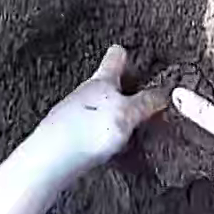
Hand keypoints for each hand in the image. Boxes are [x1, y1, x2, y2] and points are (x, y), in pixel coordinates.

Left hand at [33, 44, 168, 177]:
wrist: (50, 160)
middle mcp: (86, 92)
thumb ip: (146, 103)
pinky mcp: (67, 135)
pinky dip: (100, 132)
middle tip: (138, 94)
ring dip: (110, 112)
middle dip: (121, 88)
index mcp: (102, 81)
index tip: (131, 53)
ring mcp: (74, 113)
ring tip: (128, 125)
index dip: (124, 55)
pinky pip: (89, 128)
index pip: (116, 58)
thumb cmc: (87, 130)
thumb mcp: (127, 114)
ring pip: (97, 106)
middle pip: (105, 83)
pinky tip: (108, 146)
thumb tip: (163, 93)